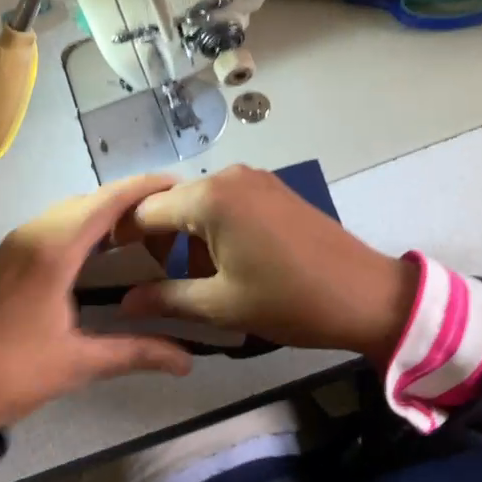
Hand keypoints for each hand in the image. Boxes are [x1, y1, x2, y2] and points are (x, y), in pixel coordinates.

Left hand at [0, 175, 195, 459]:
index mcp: (52, 251)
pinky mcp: (5, 259)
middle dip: (128, 201)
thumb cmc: (13, 374)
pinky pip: (50, 226)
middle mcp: (32, 235)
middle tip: (170, 216)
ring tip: (142, 230)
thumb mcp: (79, 363)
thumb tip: (187, 361)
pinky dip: (81, 227)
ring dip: (102, 214)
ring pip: (66, 212)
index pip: (106, 203)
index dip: (143, 187)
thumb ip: (136, 353)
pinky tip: (99, 251)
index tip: (178, 182)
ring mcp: (14, 245)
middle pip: (87, 202)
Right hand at [119, 165, 415, 364]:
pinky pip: (227, 202)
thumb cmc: (289, 301)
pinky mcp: (273, 189)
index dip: (124, 240)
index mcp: (209, 198)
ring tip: (194, 279)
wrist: (367, 294)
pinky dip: (214, 228)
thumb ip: (166, 298)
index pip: (144, 211)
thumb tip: (125, 304)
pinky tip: (226, 262)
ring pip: (199, 203)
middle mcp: (227, 176)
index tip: (114, 268)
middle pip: (172, 203)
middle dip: (158, 241)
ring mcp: (254, 179)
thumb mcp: (221, 305)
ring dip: (187, 236)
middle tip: (155, 282)